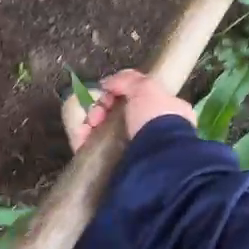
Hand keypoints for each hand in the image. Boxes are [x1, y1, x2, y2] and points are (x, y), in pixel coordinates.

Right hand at [67, 69, 195, 151]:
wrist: (156, 162)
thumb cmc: (157, 121)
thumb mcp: (148, 89)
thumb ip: (128, 80)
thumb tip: (108, 83)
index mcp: (167, 114)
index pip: (139, 99)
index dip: (121, 92)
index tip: (109, 91)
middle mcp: (151, 133)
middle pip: (117, 115)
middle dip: (102, 108)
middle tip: (98, 111)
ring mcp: (132, 152)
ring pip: (103, 132)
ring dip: (91, 123)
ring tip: (89, 125)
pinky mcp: (114, 168)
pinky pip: (93, 150)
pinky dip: (83, 140)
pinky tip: (81, 135)